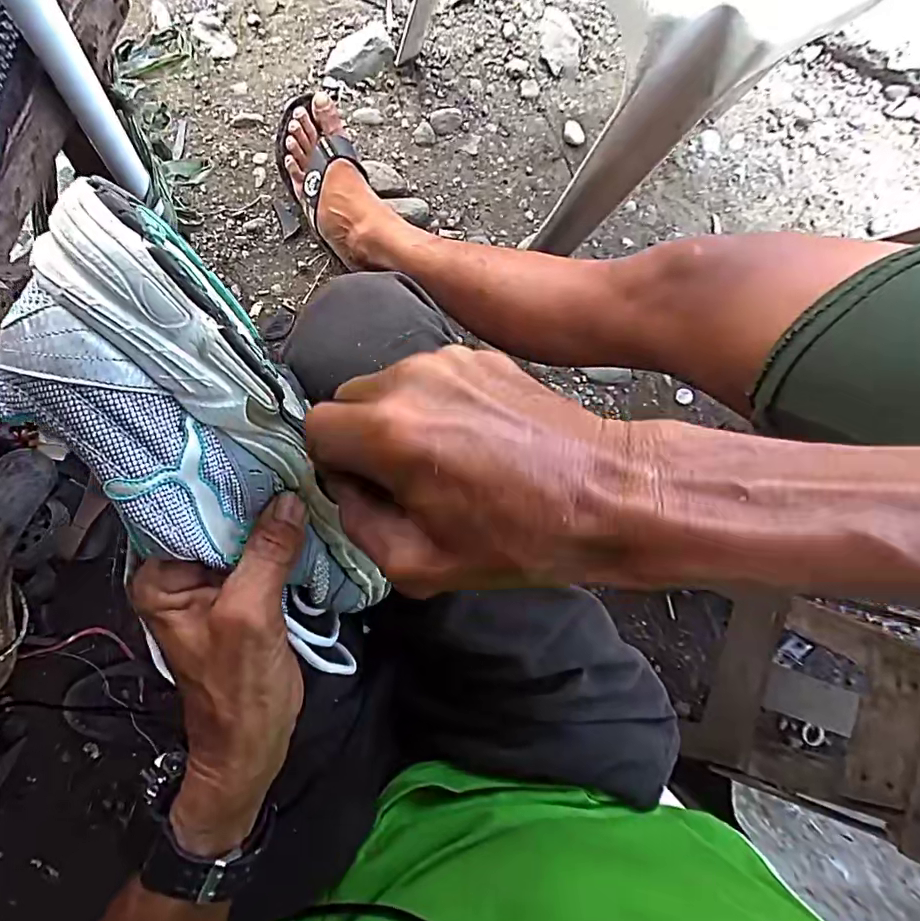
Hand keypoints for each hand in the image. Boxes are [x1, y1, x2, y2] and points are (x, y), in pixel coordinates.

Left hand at [128, 494, 306, 856]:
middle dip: (247, 499)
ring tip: (293, 482)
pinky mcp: (237, 595)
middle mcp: (177, 577)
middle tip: (282, 462)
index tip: (251, 455)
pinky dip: (275, 542)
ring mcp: (208, 586)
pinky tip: (296, 519)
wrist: (252, 744)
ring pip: (238, 537)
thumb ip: (266, 555)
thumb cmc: (238, 694)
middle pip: (213, 522)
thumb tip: (287, 501)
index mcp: (159, 580)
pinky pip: (254, 557)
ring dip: (265, 519)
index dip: (217, 485)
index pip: (182, 514)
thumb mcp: (250, 617)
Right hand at [306, 345, 667, 595]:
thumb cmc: (524, 535)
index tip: (358, 483)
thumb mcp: (419, 564)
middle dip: (358, 438)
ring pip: (384, 386)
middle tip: (399, 476)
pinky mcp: (478, 356)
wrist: (604, 494)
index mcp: (391, 434)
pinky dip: (430, 404)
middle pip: (345, 400)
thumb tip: (343, 492)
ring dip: (394, 419)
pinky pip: (425, 377)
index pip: (315, 426)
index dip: (330, 462)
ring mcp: (448, 361)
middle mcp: (412, 382)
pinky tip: (467, 438)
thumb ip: (358, 526)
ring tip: (441, 458)